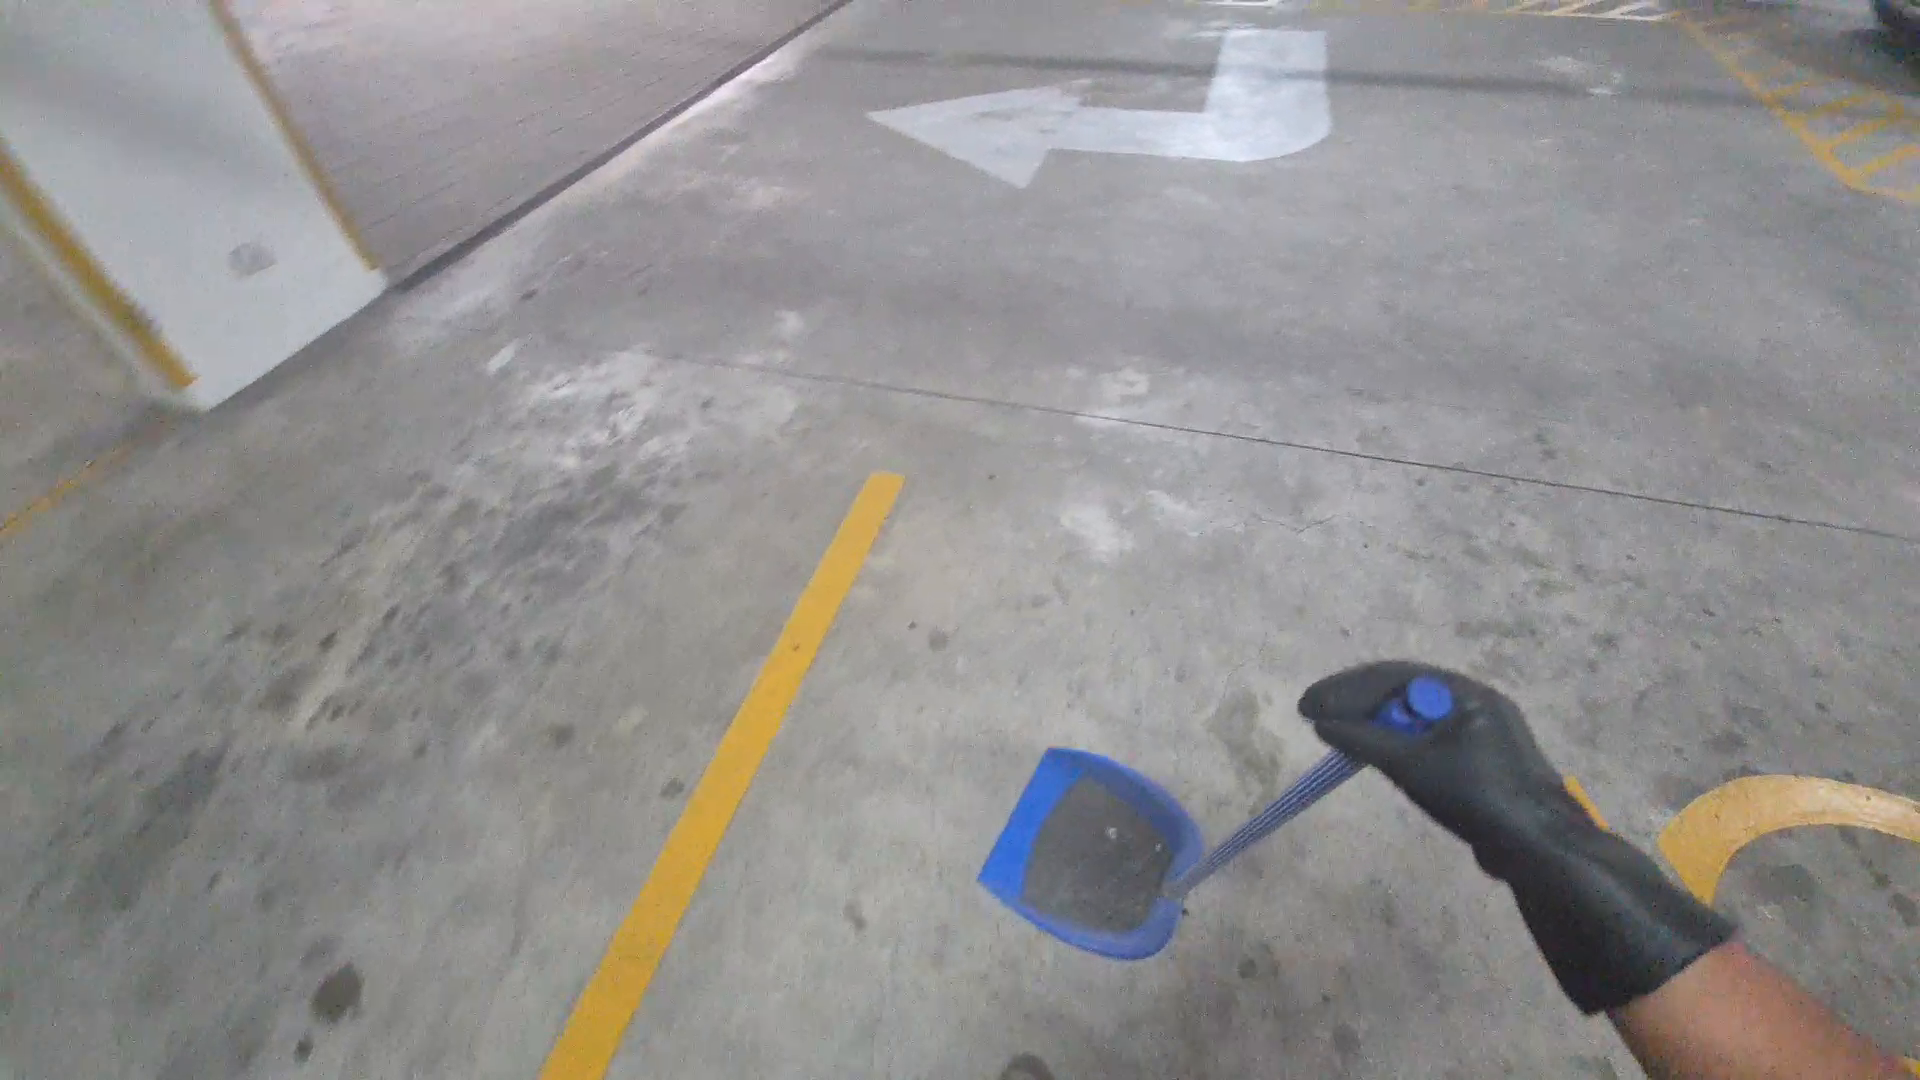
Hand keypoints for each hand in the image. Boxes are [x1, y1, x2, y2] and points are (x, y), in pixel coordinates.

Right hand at [1296, 660, 1594, 876]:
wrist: (1539, 847)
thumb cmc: (1474, 795)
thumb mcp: (1410, 764)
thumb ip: (1362, 739)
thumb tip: (1321, 724)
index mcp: (1463, 693)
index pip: (1390, 677)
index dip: (1344, 689)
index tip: (1308, 707)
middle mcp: (1471, 700)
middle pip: (1398, 688)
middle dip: (1352, 700)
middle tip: (1313, 713)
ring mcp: (1476, 727)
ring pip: (1408, 710)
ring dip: (1369, 717)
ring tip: (1335, 729)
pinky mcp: (1475, 754)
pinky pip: (1422, 732)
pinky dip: (1389, 735)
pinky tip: (1370, 747)